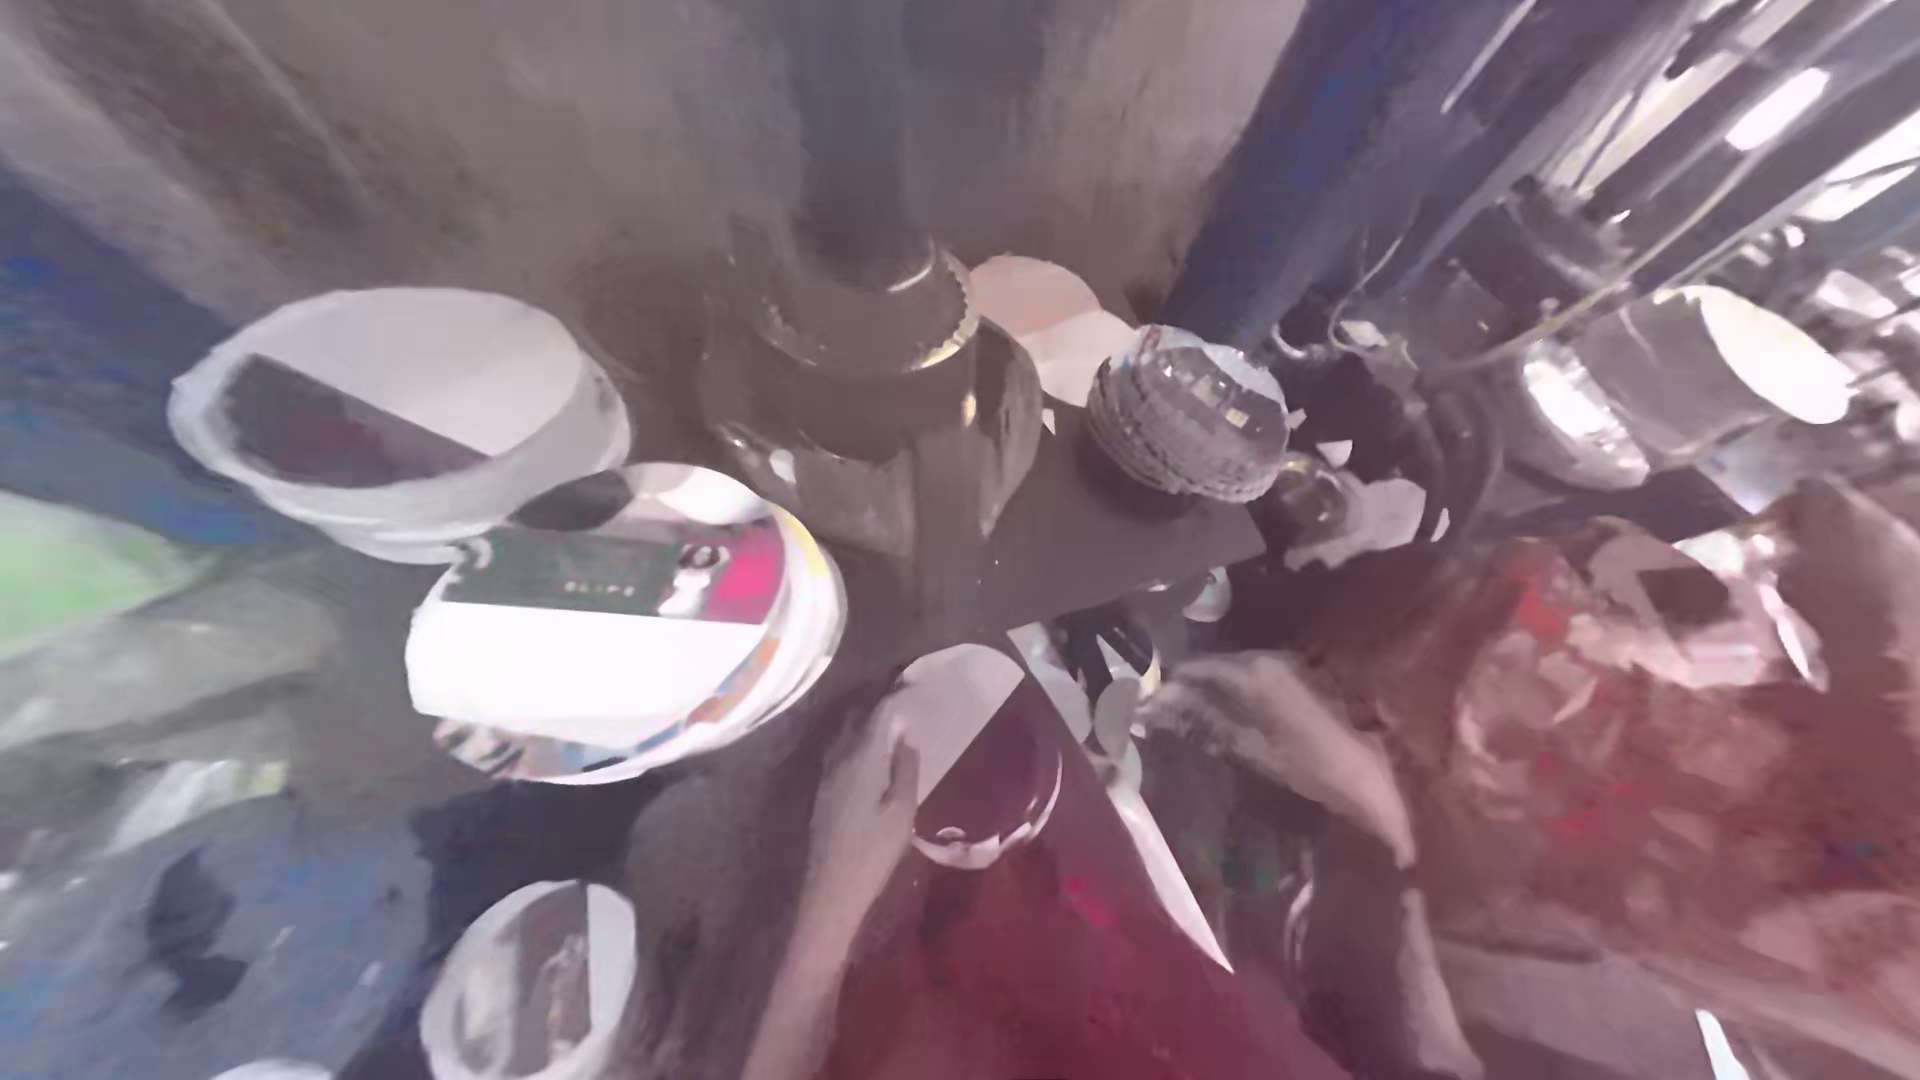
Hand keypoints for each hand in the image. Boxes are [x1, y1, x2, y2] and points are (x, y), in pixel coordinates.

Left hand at [801, 707, 918, 937]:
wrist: (831, 889)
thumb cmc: (874, 851)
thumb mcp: (902, 810)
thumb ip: (905, 767)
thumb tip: (906, 736)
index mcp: (862, 756)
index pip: (881, 711)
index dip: (900, 695)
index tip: (918, 685)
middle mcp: (840, 754)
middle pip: (860, 713)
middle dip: (883, 699)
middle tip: (907, 695)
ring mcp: (828, 769)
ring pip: (848, 727)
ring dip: (869, 715)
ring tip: (894, 715)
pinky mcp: (824, 784)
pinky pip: (843, 743)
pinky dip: (860, 734)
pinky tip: (874, 744)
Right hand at [1138, 652, 1416, 867]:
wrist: (1390, 773)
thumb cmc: (1318, 767)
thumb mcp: (1252, 748)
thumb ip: (1203, 720)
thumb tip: (1159, 705)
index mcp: (1251, 670)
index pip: (1192, 666)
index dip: (1169, 684)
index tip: (1150, 702)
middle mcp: (1266, 656)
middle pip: (1212, 664)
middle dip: (1188, 686)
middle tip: (1167, 710)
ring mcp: (1286, 663)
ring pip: (1232, 669)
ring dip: (1211, 688)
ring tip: (1193, 712)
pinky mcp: (1300, 675)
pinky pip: (1252, 676)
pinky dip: (1234, 692)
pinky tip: (1228, 712)